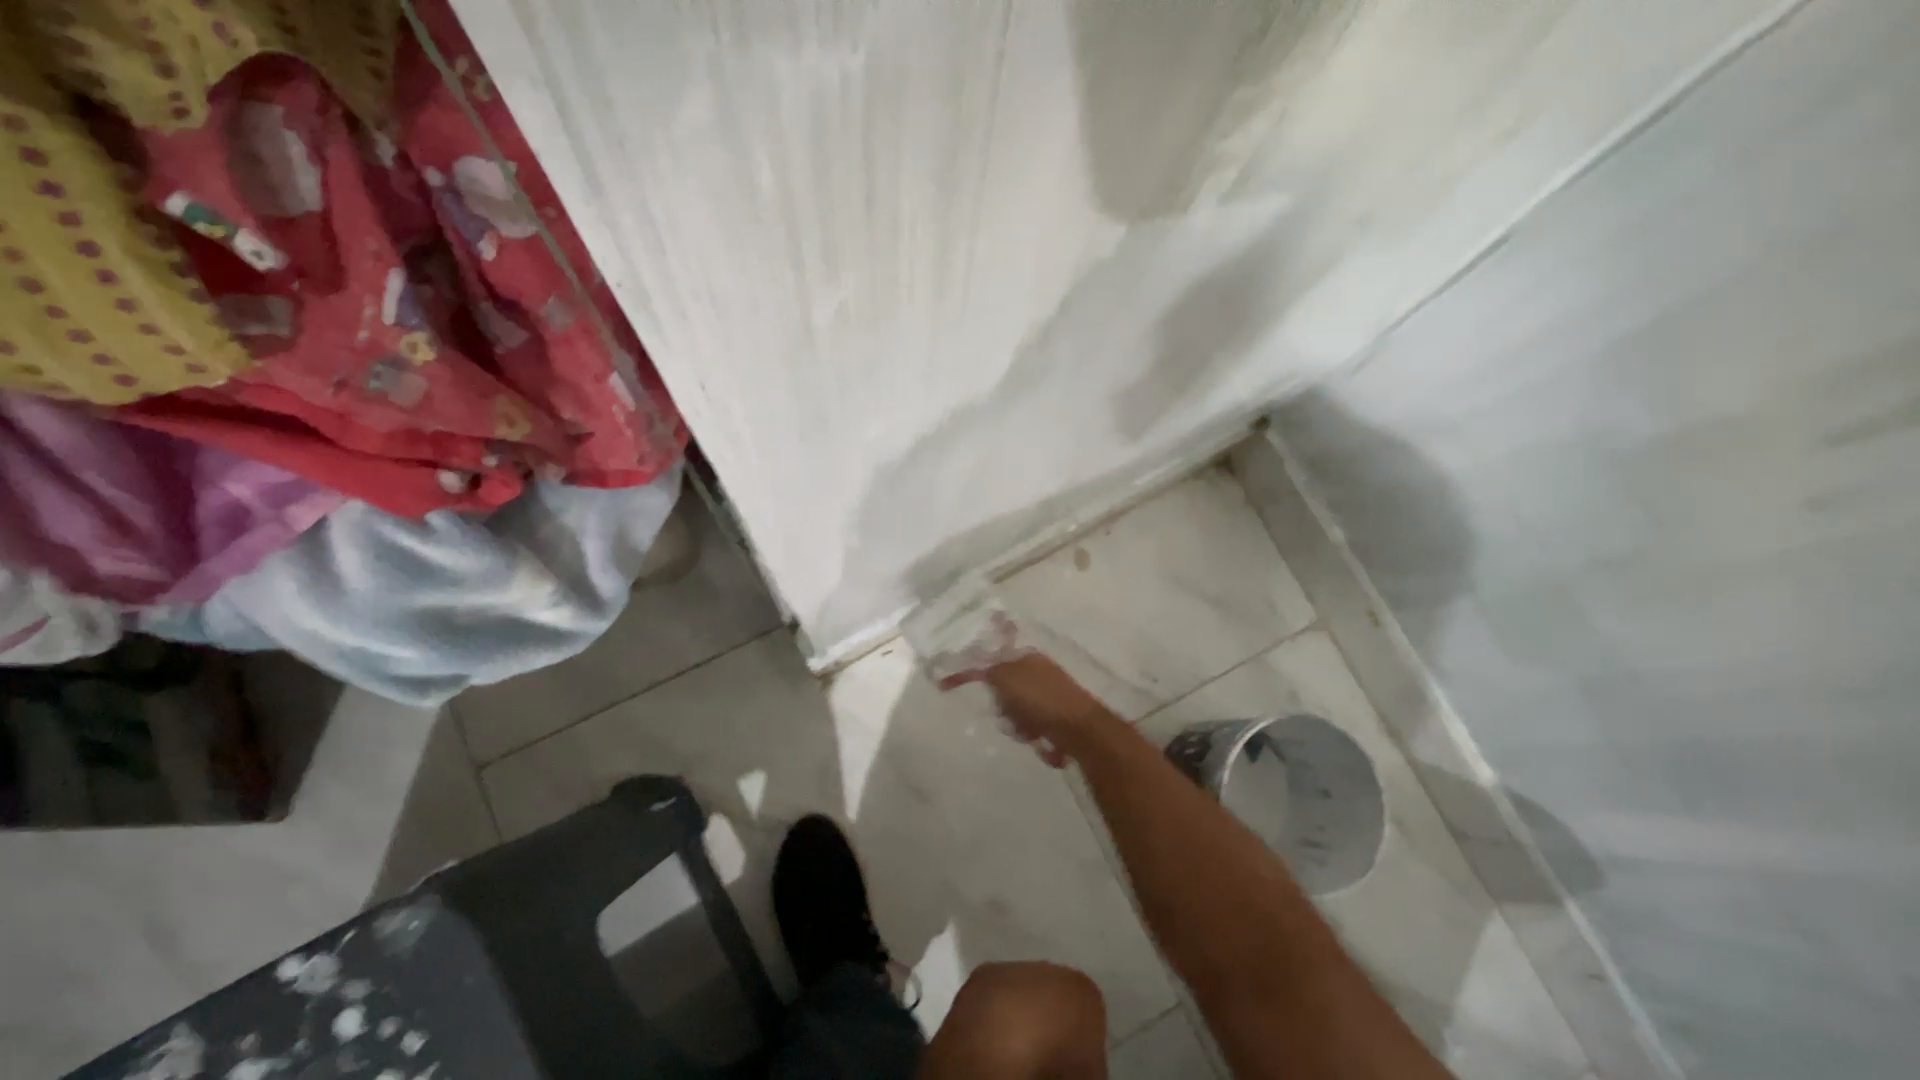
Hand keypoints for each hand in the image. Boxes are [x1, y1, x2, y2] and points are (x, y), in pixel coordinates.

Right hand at [948, 653, 1120, 767]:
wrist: (1080, 730)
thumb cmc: (1041, 700)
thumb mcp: (1007, 677)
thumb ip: (990, 669)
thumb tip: (982, 666)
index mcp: (1027, 657)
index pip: (992, 658)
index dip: (970, 670)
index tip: (945, 684)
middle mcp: (1038, 671)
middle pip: (1003, 688)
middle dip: (1001, 704)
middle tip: (1007, 713)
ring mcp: (1049, 694)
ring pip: (1015, 709)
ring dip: (1015, 722)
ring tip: (1026, 730)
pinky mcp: (1055, 716)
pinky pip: (1030, 724)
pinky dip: (1029, 732)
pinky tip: (1037, 738)